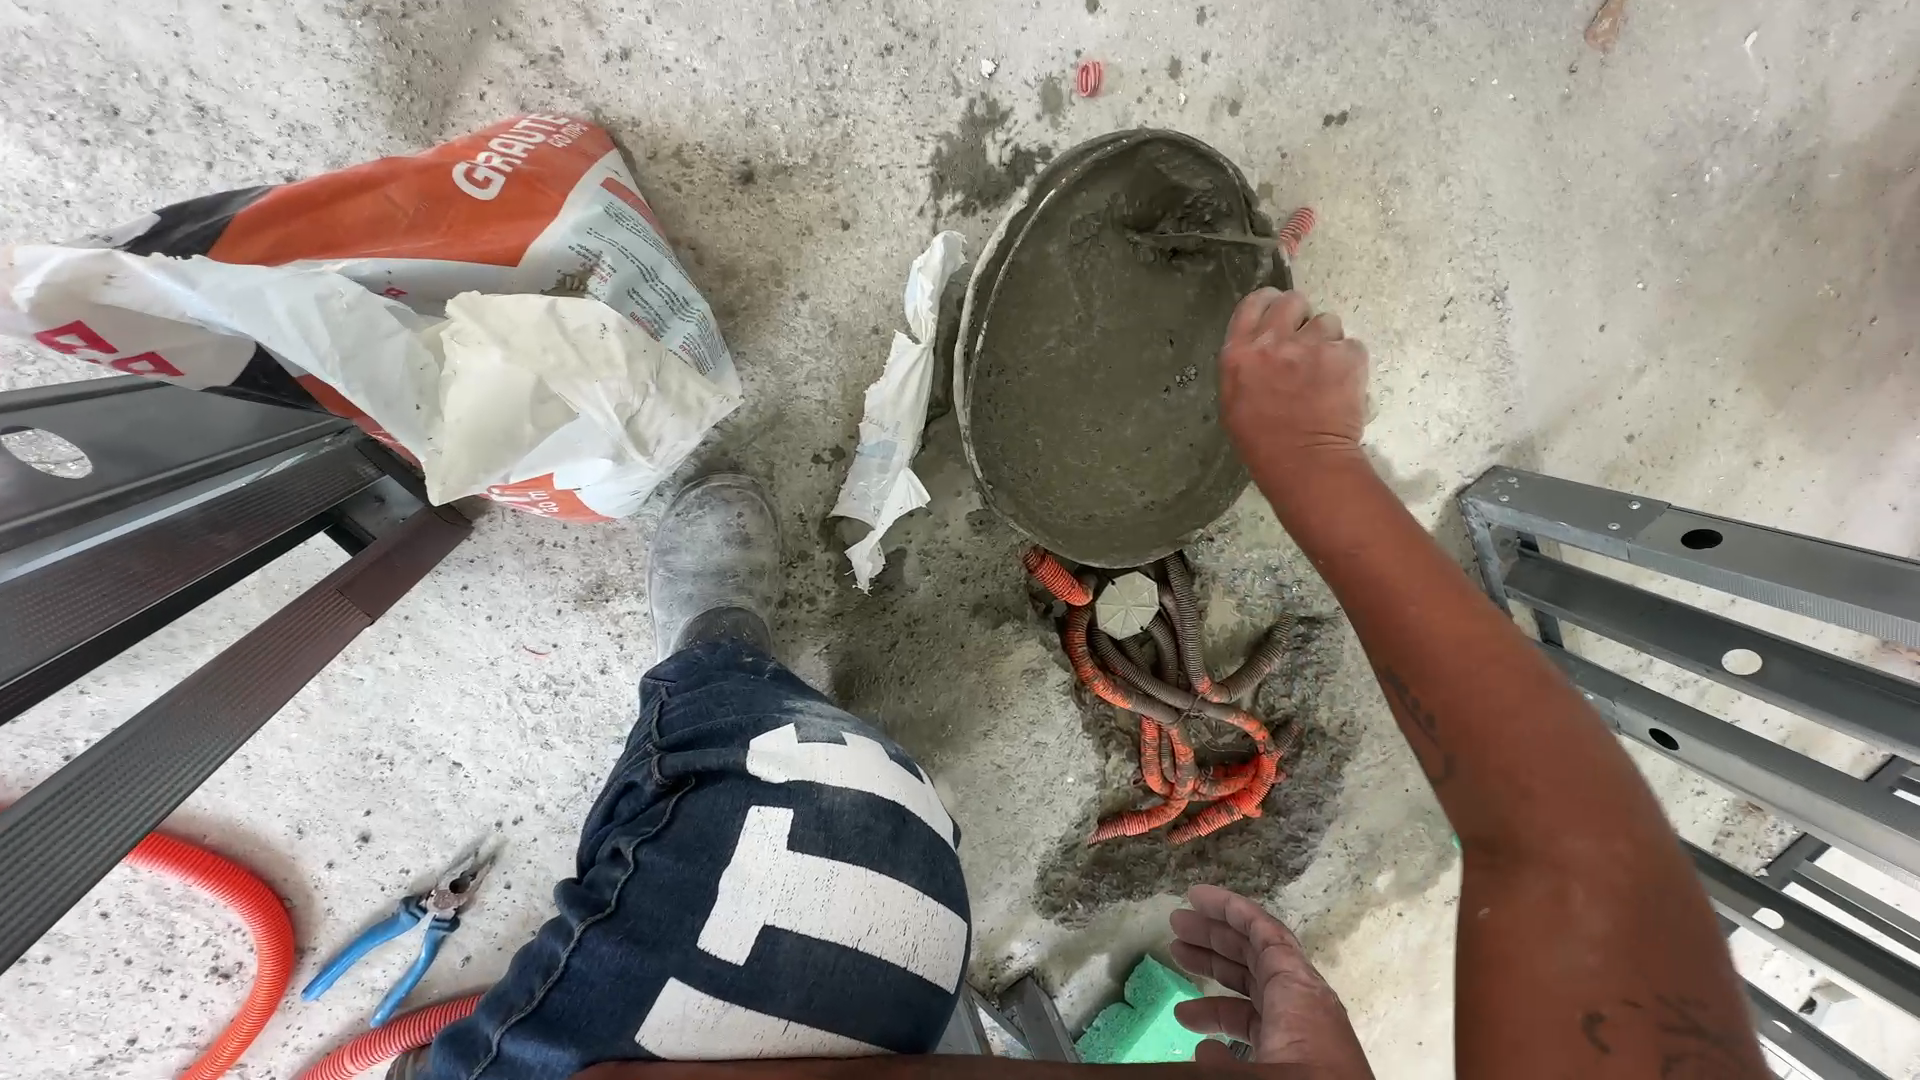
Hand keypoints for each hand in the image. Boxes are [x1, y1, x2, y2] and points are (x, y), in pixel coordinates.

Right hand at [1169, 884, 1375, 1075]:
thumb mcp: (1261, 1070)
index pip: (1262, 930)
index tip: (1193, 897)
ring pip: (1254, 985)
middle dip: (1213, 935)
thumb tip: (1202, 1048)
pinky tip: (1199, 1030)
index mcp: (1299, 989)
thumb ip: (1222, 1058)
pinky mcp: (1297, 1058)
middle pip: (1254, 952)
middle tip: (1176, 925)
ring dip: (1215, 970)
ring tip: (1177, 960)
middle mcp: (1302, 1001)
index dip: (1228, 908)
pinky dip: (1227, 1014)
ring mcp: (1301, 1030)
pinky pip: (1257, 1020)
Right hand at [1217, 288, 1368, 475]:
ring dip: (1326, 341)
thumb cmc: (1261, 441)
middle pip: (1292, 301)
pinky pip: (1350, 346)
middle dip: (1300, 316)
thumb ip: (1245, 365)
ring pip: (1326, 322)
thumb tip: (1262, 347)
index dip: (1268, 303)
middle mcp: (1273, 342)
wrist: (1304, 461)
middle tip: (1304, 342)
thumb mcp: (1234, 400)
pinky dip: (1348, 362)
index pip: (1252, 304)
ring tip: (1323, 372)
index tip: (1277, 311)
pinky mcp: (1346, 355)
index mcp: (1238, 354)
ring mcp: (1311, 347)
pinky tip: (1339, 386)